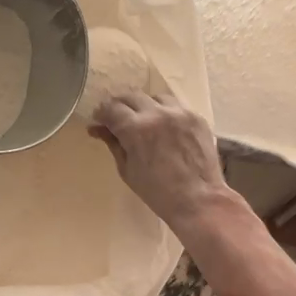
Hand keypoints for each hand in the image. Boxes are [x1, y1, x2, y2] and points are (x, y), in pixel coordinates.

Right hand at [89, 90, 238, 234]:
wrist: (198, 199)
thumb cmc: (157, 192)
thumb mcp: (127, 170)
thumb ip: (113, 144)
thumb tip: (97, 128)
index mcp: (136, 129)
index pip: (111, 108)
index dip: (101, 113)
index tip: (99, 121)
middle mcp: (157, 113)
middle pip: (130, 96)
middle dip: (118, 105)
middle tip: (115, 118)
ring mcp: (179, 113)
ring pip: (154, 97)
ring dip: (143, 105)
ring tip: (142, 121)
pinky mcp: (196, 117)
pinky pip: (175, 106)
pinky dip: (164, 112)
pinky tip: (164, 127)